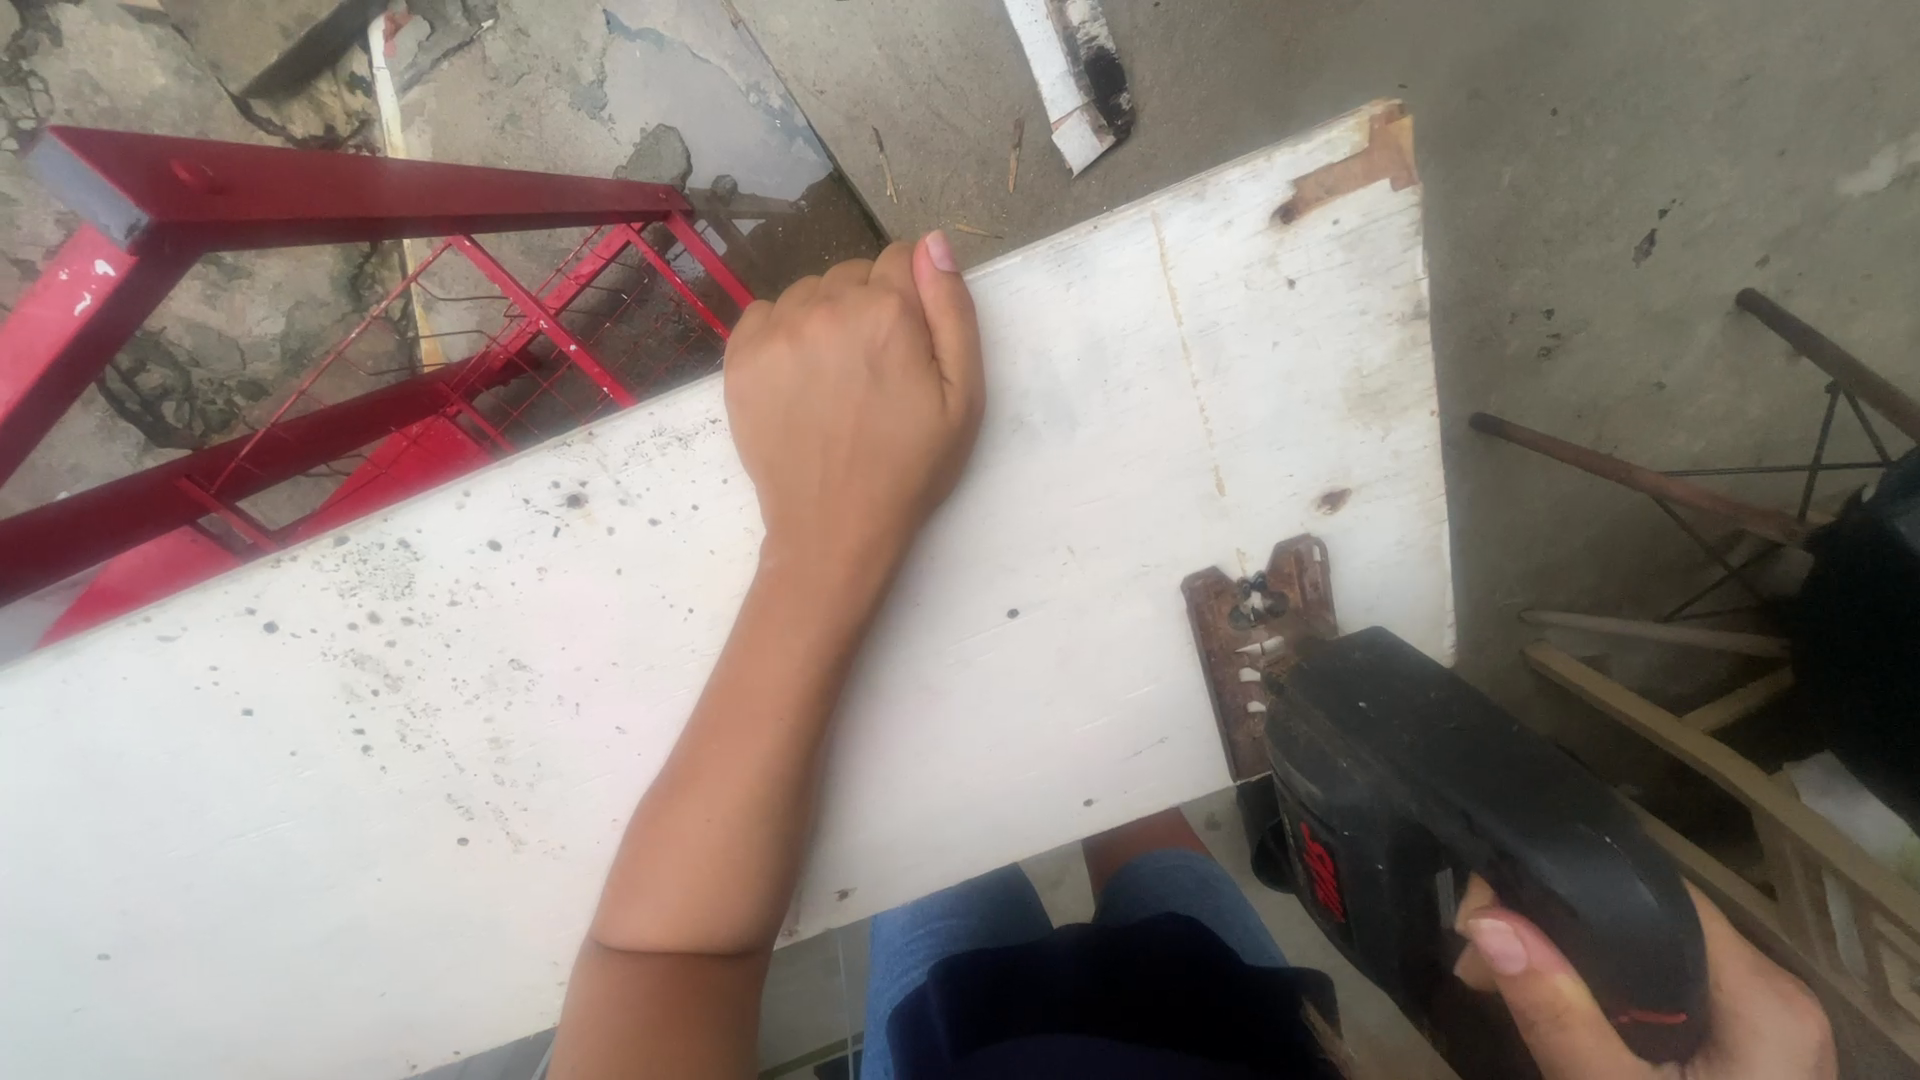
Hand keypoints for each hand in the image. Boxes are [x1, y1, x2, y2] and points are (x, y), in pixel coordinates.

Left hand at [723, 232, 985, 576]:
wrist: (835, 526)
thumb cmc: (910, 467)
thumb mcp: (964, 397)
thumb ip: (953, 311)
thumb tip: (933, 241)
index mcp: (887, 311)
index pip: (901, 260)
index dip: (912, 300)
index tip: (909, 346)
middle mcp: (826, 307)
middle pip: (853, 275)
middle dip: (869, 307)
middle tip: (875, 372)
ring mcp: (776, 331)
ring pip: (809, 293)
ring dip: (825, 318)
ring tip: (836, 381)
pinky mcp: (740, 358)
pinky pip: (765, 314)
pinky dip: (784, 334)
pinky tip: (800, 379)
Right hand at [1454, 876, 1836, 1078]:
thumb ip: (1558, 1016)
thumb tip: (1484, 918)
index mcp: (1763, 996)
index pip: (1650, 889)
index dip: (1559, 883)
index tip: (1484, 910)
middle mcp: (1770, 988)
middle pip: (1635, 915)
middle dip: (1544, 926)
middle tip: (1476, 957)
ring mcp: (1756, 1014)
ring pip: (1635, 946)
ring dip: (1558, 956)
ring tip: (1494, 982)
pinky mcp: (1736, 1036)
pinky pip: (1650, 979)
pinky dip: (1591, 984)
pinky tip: (1547, 1004)